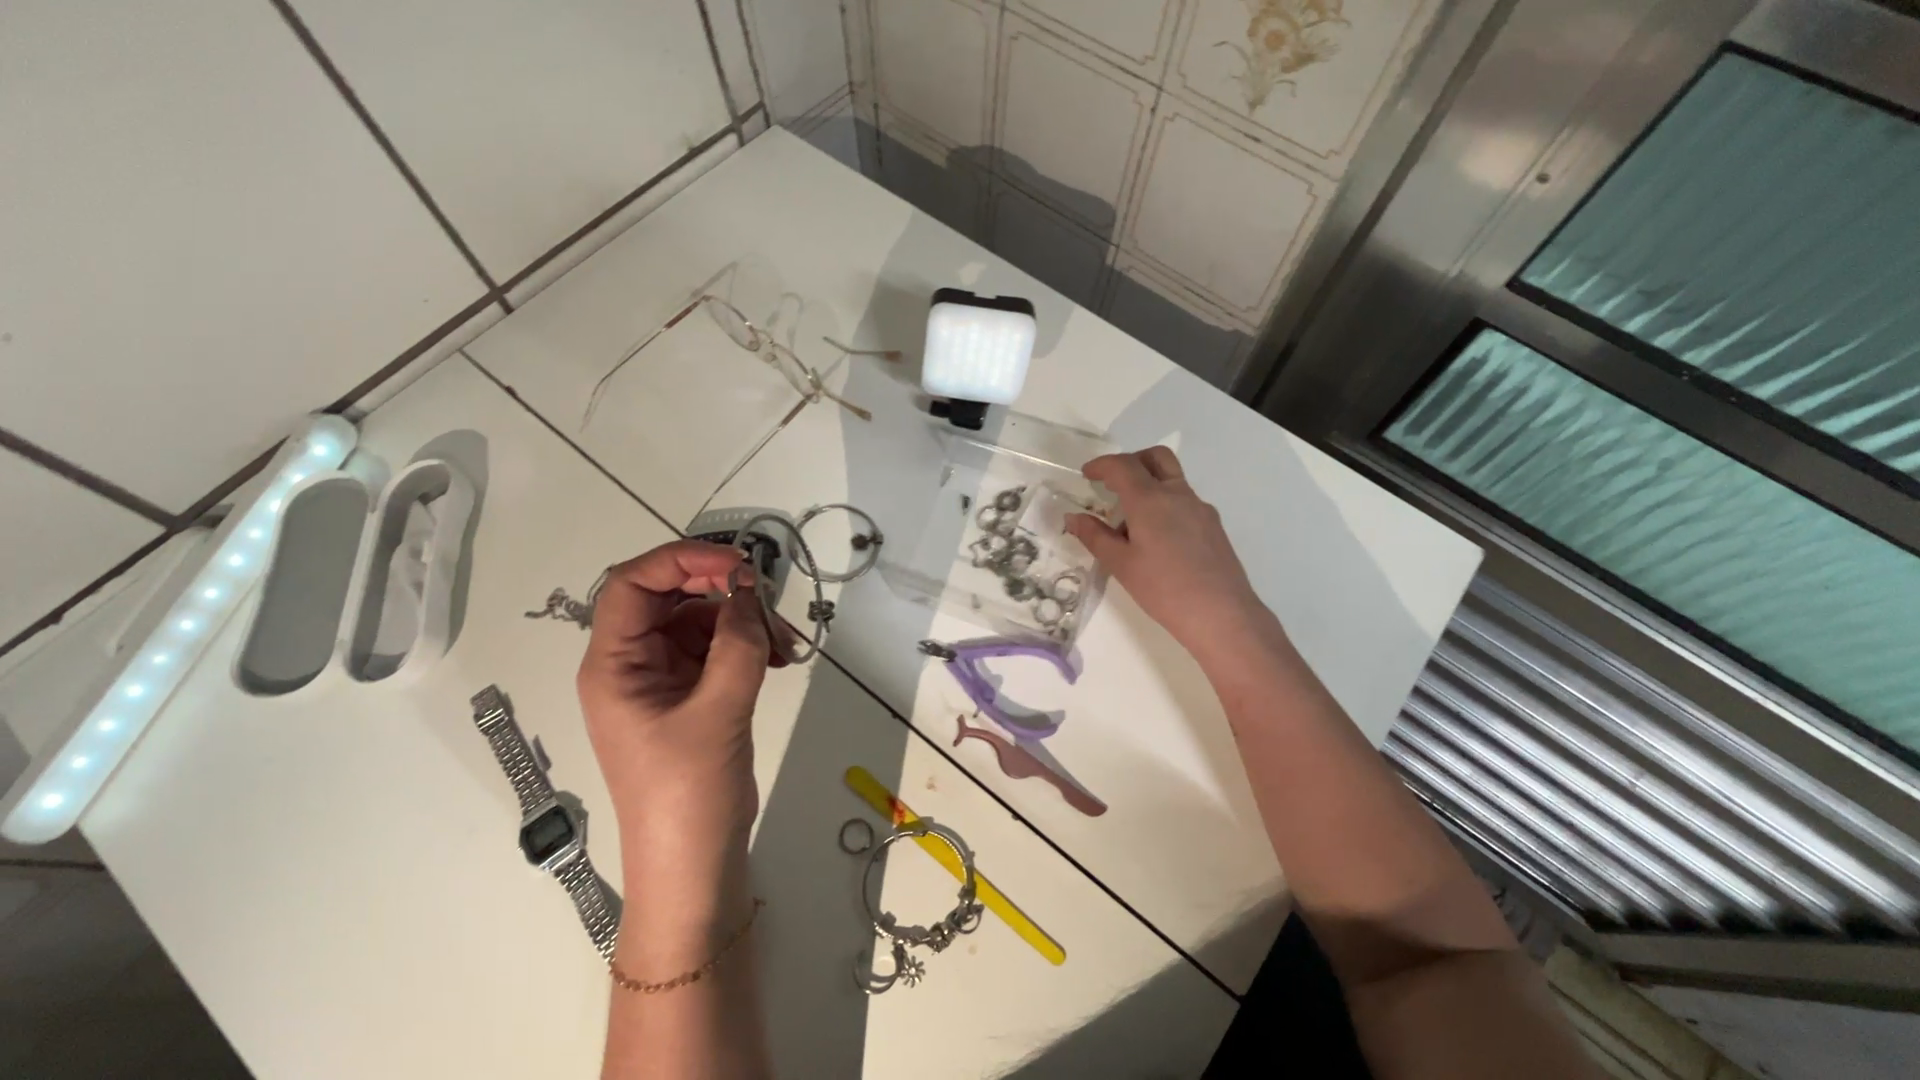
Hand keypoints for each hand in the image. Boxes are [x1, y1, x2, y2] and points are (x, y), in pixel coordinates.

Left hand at [576, 541, 778, 887]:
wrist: (694, 862)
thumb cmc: (689, 791)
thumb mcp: (719, 711)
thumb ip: (738, 643)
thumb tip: (750, 589)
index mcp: (613, 665)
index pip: (632, 585)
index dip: (681, 560)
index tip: (737, 564)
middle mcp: (630, 664)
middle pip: (668, 598)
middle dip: (720, 591)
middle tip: (768, 599)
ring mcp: (661, 680)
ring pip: (699, 622)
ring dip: (743, 621)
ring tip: (784, 644)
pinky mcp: (689, 696)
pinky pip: (716, 650)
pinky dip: (747, 645)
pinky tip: (778, 659)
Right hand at [1066, 447, 1267, 659]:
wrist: (1221, 614)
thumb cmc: (1163, 589)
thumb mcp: (1121, 564)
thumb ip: (1095, 536)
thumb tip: (1073, 517)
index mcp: (1150, 499)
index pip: (1122, 466)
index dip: (1101, 465)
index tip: (1087, 474)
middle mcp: (1177, 494)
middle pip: (1155, 458)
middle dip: (1131, 461)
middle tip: (1113, 483)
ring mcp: (1200, 508)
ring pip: (1172, 480)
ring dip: (1149, 485)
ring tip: (1132, 523)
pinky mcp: (1213, 526)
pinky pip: (1184, 502)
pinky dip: (1165, 505)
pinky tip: (1158, 541)